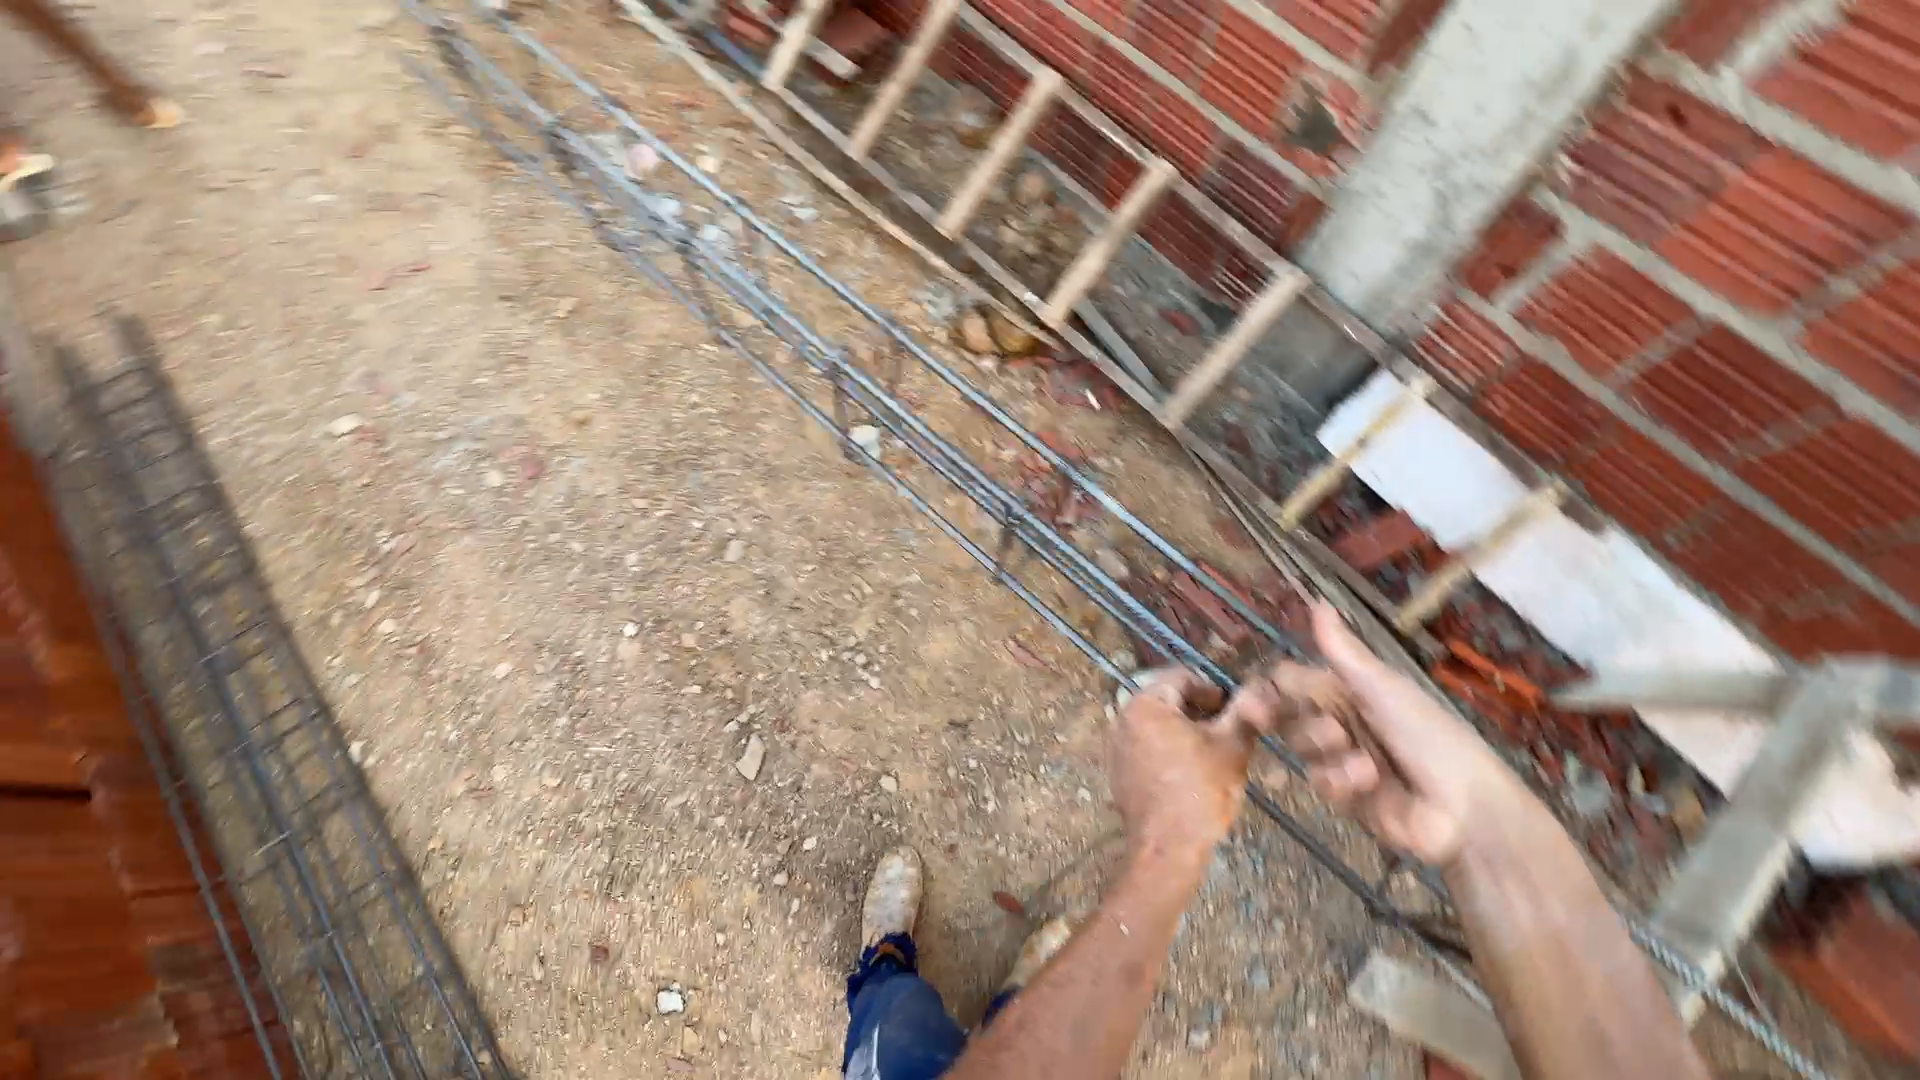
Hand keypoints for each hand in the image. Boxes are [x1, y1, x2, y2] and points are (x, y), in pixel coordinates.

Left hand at [1107, 668, 1257, 867]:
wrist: (1167, 846)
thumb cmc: (1200, 790)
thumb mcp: (1230, 747)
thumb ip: (1242, 713)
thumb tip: (1257, 690)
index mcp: (1145, 704)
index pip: (1181, 678)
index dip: (1212, 689)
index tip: (1233, 708)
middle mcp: (1121, 718)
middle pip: (1166, 700)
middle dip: (1197, 710)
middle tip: (1226, 728)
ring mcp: (1115, 745)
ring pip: (1156, 724)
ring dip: (1183, 729)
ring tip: (1212, 749)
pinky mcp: (1117, 769)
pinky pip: (1145, 745)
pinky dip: (1167, 748)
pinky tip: (1190, 767)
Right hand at [1233, 603, 1532, 866]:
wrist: (1463, 807)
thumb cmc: (1429, 735)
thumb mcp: (1384, 687)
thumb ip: (1343, 651)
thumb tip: (1318, 601)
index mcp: (1347, 690)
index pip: (1290, 682)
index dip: (1269, 688)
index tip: (1251, 698)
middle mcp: (1338, 720)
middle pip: (1286, 716)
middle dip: (1297, 721)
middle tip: (1291, 722)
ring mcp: (1338, 759)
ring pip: (1301, 748)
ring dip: (1327, 750)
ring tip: (1364, 759)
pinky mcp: (1342, 795)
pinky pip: (1319, 781)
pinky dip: (1342, 779)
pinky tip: (1370, 781)